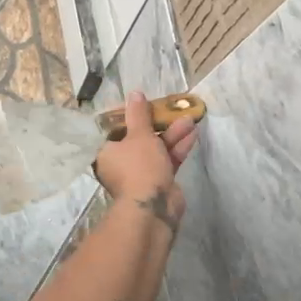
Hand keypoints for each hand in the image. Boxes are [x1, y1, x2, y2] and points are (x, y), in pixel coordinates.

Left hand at [94, 90, 197, 210]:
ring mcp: (141, 173)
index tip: (145, 104)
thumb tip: (134, 93)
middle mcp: (121, 163)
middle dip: (158, 124)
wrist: (154, 207)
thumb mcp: (139, 135)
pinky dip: (178, 148)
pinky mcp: (158, 181)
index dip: (131, 115)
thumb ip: (139, 114)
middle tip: (171, 110)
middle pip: (139, 138)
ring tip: (189, 119)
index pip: (116, 129)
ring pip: (156, 148)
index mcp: (107, 152)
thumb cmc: (139, 166)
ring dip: (172, 134)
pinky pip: (167, 160)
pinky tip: (193, 134)